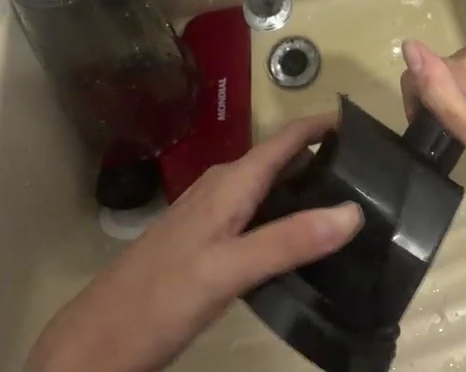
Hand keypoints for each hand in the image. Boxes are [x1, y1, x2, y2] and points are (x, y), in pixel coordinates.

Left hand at [26, 114, 362, 371]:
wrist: (95, 343)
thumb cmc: (161, 298)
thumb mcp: (230, 271)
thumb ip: (290, 241)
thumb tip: (354, 210)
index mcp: (230, 183)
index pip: (286, 139)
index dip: (322, 126)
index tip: (364, 124)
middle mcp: (222, 188)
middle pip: (280, 160)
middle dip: (321, 158)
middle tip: (370, 173)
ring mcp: (210, 215)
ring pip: (267, 188)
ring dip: (303, 188)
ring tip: (346, 205)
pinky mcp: (204, 242)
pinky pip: (255, 213)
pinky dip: (284, 215)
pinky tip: (298, 243)